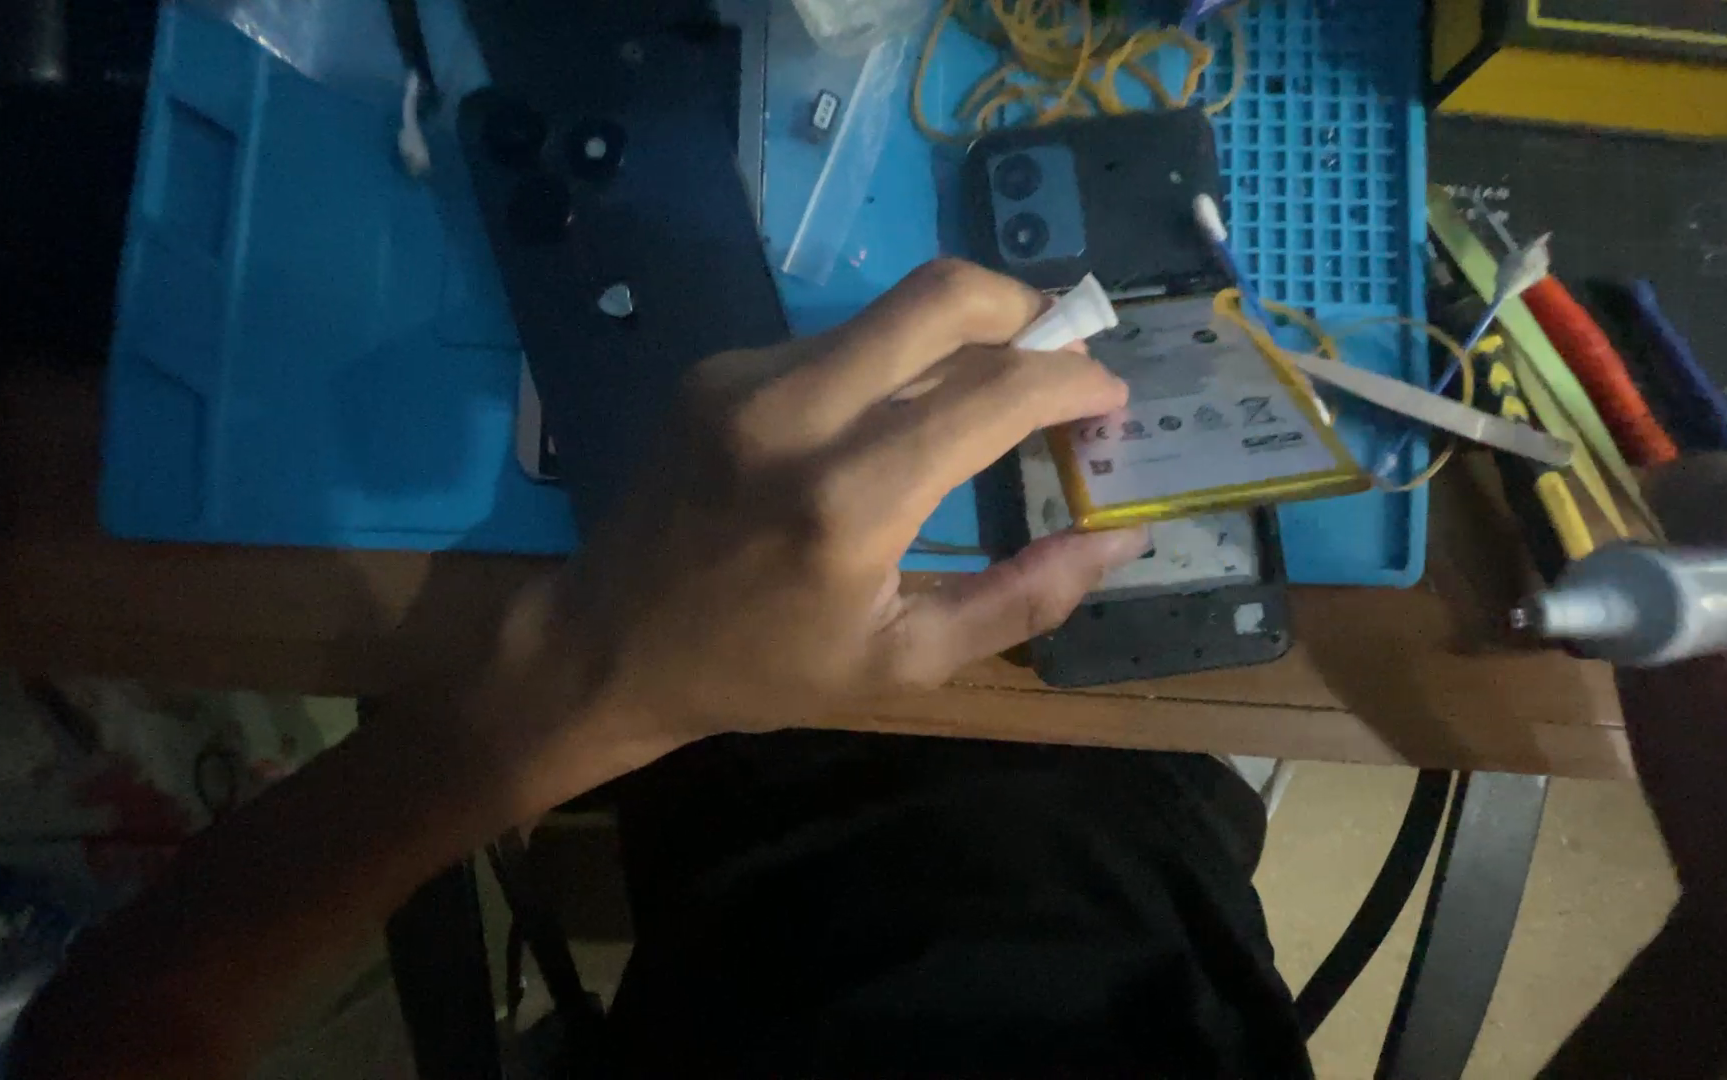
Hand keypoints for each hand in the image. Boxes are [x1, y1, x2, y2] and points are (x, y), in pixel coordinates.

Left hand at [461, 260, 1146, 816]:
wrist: (609, 643)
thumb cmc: (766, 670)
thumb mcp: (907, 661)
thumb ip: (1023, 598)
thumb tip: (1116, 541)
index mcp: (848, 501)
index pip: (993, 394)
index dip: (1071, 381)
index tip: (1108, 395)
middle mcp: (795, 412)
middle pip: (942, 296)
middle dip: (1027, 309)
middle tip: (1063, 352)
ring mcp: (746, 378)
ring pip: (891, 312)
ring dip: (961, 336)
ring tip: (990, 388)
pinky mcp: (717, 368)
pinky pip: (838, 341)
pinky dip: (893, 362)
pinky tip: (892, 416)